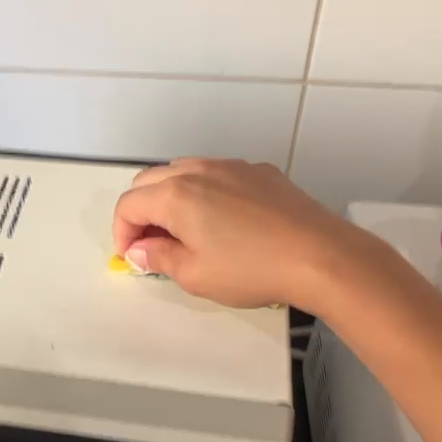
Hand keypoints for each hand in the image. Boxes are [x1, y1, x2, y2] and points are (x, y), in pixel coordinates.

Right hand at [111, 158, 368, 309]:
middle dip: (142, 211)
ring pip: (183, 171)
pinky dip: (205, 192)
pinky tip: (224, 222)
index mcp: (175, 194)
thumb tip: (140, 248)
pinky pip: (217, 174)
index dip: (122, 232)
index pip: (128, 204)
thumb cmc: (252, 269)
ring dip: (171, 197)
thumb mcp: (195, 275)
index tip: (132, 257)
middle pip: (149, 181)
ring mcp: (231, 166)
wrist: (320, 256)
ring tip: (186, 232)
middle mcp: (198, 170)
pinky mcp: (259, 171)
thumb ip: (158, 257)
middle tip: (153, 244)